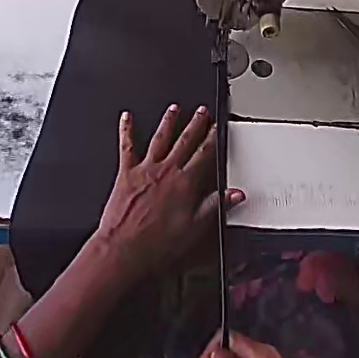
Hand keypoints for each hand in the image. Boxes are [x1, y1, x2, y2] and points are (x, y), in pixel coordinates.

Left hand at [88, 105, 237, 286]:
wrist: (124, 249)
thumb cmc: (157, 243)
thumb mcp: (195, 229)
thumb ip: (215, 206)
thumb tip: (234, 194)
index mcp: (185, 183)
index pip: (204, 154)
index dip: (212, 138)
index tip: (217, 126)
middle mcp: (166, 171)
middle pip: (185, 141)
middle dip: (195, 124)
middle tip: (201, 111)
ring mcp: (145, 169)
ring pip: (160, 138)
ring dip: (168, 122)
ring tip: (174, 108)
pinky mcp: (126, 174)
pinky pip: (127, 147)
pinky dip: (126, 131)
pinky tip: (126, 118)